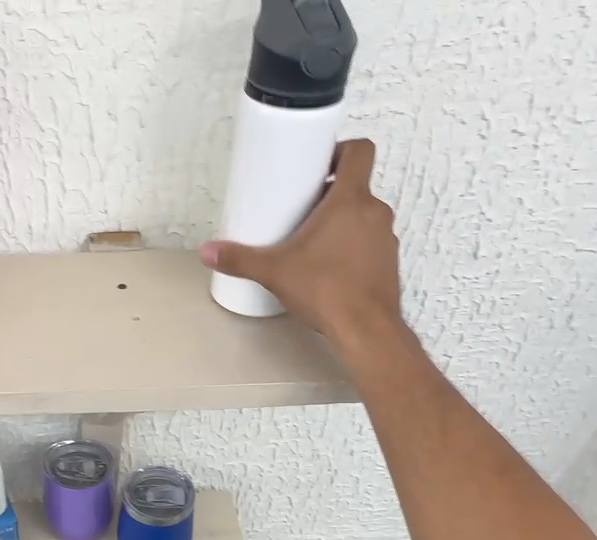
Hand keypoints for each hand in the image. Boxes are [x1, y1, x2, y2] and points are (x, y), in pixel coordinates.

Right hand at [201, 138, 410, 351]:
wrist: (366, 331)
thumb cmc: (327, 290)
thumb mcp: (275, 272)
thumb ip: (240, 259)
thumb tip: (208, 252)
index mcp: (351, 200)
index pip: (359, 150)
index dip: (340, 151)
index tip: (318, 166)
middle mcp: (375, 212)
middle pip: (357, 186)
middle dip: (331, 194)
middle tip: (303, 210)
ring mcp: (386, 238)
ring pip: (365, 216)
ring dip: (343, 222)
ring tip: (314, 243)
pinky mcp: (389, 263)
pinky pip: (370, 243)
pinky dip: (354, 247)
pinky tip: (331, 269)